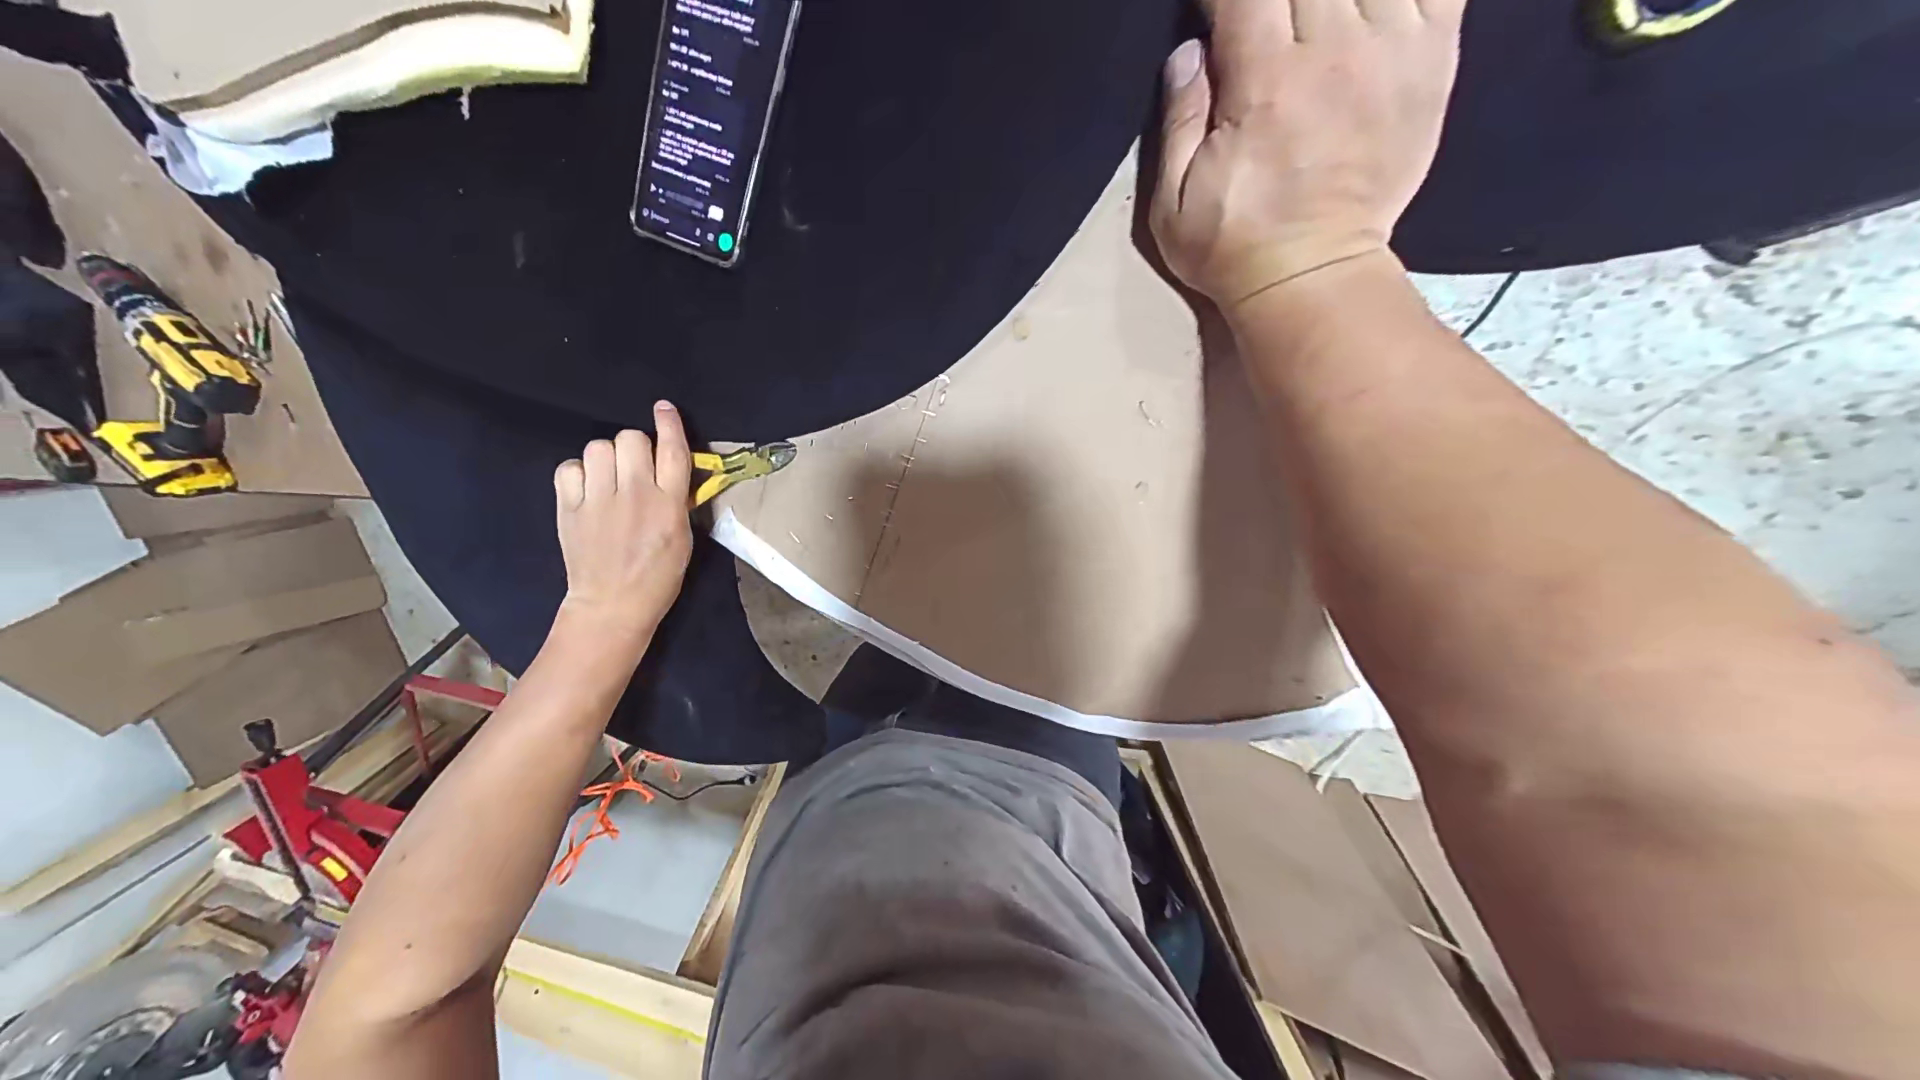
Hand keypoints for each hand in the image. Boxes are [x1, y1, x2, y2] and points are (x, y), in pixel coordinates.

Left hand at [553, 402, 693, 641]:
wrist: (613, 605)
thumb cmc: (659, 576)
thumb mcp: (684, 538)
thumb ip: (678, 500)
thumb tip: (672, 471)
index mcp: (669, 505)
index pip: (672, 450)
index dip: (669, 423)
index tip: (664, 408)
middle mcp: (634, 495)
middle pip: (632, 439)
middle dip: (635, 445)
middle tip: (635, 465)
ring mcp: (598, 500)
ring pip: (599, 447)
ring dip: (607, 456)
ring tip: (609, 476)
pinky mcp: (569, 508)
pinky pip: (569, 467)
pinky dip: (578, 472)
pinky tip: (587, 488)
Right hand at [1150, 0, 1466, 307]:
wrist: (1310, 277)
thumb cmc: (1231, 247)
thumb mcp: (1172, 203)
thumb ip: (1177, 120)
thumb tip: (1188, 52)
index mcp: (1265, 84)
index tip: (1210, 13)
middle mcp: (1335, 52)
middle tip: (1256, 24)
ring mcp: (1393, 53)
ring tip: (1308, 22)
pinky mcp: (1432, 64)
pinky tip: (1366, 13)